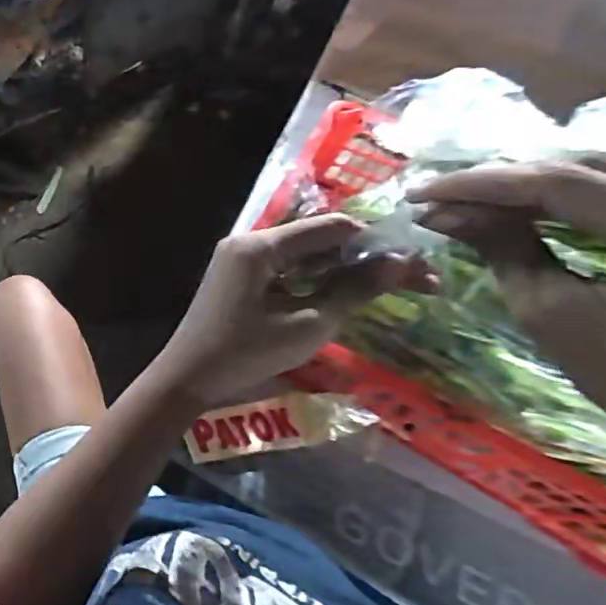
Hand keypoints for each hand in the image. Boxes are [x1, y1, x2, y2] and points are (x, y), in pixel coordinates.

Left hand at [154, 214, 431, 407]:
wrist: (188, 377)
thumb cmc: (246, 353)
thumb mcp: (307, 325)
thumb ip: (352, 290)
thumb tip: (400, 264)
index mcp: (259, 245)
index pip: (330, 227)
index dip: (376, 242)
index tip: (417, 262)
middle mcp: (248, 241)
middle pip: (317, 237)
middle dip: (364, 256)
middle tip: (414, 279)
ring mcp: (240, 258)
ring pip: (303, 253)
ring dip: (343, 268)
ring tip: (390, 287)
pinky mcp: (239, 276)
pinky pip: (285, 267)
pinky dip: (315, 278)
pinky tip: (346, 292)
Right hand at [411, 154, 605, 478]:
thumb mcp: (563, 322)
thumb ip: (506, 251)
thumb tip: (446, 211)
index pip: (577, 186)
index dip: (489, 183)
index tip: (424, 192)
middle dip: (515, 179)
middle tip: (447, 194)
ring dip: (550, 186)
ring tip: (483, 199)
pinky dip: (592, 203)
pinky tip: (545, 211)